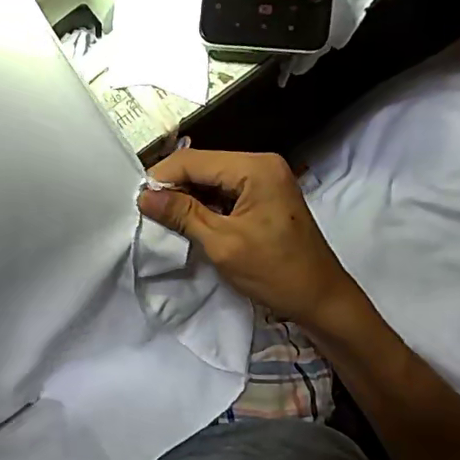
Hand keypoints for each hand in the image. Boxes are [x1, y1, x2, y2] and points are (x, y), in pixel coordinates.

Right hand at [138, 147, 354, 324]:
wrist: (321, 299)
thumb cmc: (275, 272)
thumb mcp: (222, 244)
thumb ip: (182, 214)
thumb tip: (145, 196)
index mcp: (255, 168)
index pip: (193, 160)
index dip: (162, 178)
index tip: (138, 202)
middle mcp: (261, 164)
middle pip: (202, 165)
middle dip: (173, 187)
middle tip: (148, 213)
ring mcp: (265, 178)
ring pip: (210, 179)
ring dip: (187, 197)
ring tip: (164, 219)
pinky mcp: (264, 195)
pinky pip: (224, 191)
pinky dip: (204, 205)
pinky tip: (188, 221)